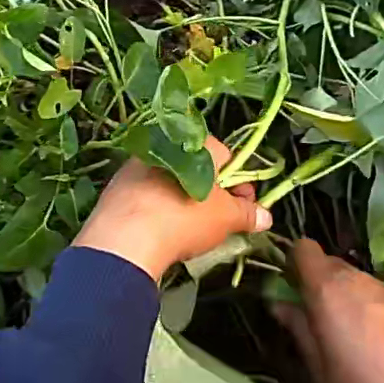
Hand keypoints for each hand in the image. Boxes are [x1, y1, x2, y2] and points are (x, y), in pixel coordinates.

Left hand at [73, 135, 272, 282]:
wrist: (125, 236)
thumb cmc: (185, 218)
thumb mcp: (226, 218)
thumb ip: (247, 213)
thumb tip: (266, 215)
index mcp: (197, 146)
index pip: (227, 156)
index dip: (238, 183)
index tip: (243, 207)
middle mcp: (167, 146)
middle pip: (197, 167)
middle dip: (210, 191)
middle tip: (218, 220)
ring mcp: (139, 163)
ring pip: (170, 178)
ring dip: (181, 196)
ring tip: (187, 227)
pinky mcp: (117, 183)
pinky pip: (146, 191)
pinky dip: (156, 205)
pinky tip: (159, 228)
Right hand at [273, 239, 383, 382]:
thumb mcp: (321, 373)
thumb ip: (300, 330)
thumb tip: (282, 304)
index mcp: (328, 288)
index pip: (303, 248)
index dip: (293, 264)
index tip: (290, 291)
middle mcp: (358, 278)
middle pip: (330, 264)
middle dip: (319, 285)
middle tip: (317, 324)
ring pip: (356, 282)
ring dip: (347, 300)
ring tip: (350, 342)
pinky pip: (379, 298)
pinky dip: (372, 312)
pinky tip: (380, 350)